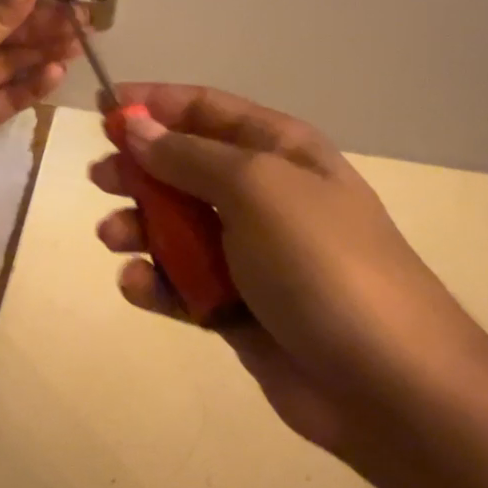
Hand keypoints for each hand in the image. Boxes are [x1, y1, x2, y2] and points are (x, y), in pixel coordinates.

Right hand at [89, 84, 487, 456]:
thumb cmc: (321, 263)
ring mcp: (248, 254)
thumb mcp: (256, 188)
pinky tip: (140, 287)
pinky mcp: (234, 307)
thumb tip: (136, 126)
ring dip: (137, 226)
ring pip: (174, 226)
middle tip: (100, 179)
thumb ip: (187, 156)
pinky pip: (180, 282)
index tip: (100, 110)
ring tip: (114, 239)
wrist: (387, 384)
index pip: (204, 108)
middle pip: (182, 166)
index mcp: (278, 150)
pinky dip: (154, 282)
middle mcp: (262, 195)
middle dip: (137, 168)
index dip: (152, 103)